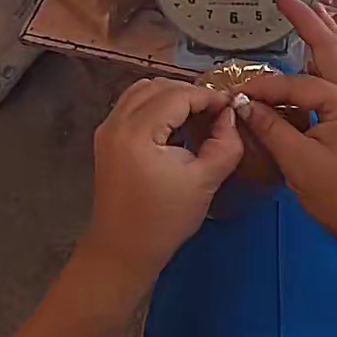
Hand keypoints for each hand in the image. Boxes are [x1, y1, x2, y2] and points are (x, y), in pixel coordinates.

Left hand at [86, 78, 243, 275]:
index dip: (208, 96)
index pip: (177, 96)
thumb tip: (230, 115)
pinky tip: (177, 123)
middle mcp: (116, 123)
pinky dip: (157, 104)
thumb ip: (225, 143)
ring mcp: (107, 129)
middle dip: (191, 93)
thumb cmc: (164, 220)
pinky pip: (133, 104)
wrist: (122, 250)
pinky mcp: (106, 137)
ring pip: (143, 90)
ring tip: (198, 114)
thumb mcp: (205, 181)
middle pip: (159, 86)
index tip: (230, 106)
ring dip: (172, 95)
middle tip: (216, 111)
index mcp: (137, 133)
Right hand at [235, 0, 336, 243]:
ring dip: (322, 36)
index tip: (236, 96)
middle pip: (331, 49)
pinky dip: (322, 64)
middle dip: (309, 21)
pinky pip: (335, 81)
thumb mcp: (299, 162)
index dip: (264, 90)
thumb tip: (240, 103)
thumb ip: (270, 128)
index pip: (296, 86)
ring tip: (309, 10)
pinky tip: (313, 58)